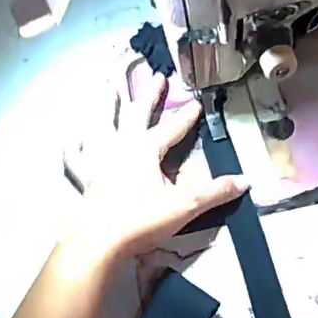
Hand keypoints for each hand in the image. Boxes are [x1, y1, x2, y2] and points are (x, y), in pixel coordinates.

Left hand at [63, 72, 247, 259]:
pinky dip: (75, 146)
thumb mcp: (184, 207)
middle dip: (149, 95)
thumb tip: (244, 181)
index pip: (172, 128)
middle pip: (136, 114)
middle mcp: (121, 146)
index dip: (186, 116)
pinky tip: (73, 139)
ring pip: (101, 124)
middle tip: (156, 76)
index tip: (197, 102)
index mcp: (146, 150)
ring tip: (107, 86)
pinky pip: (76, 156)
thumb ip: (214, 192)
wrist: (100, 240)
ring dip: (105, 104)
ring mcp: (98, 159)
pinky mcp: (84, 176)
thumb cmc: (141, 221)